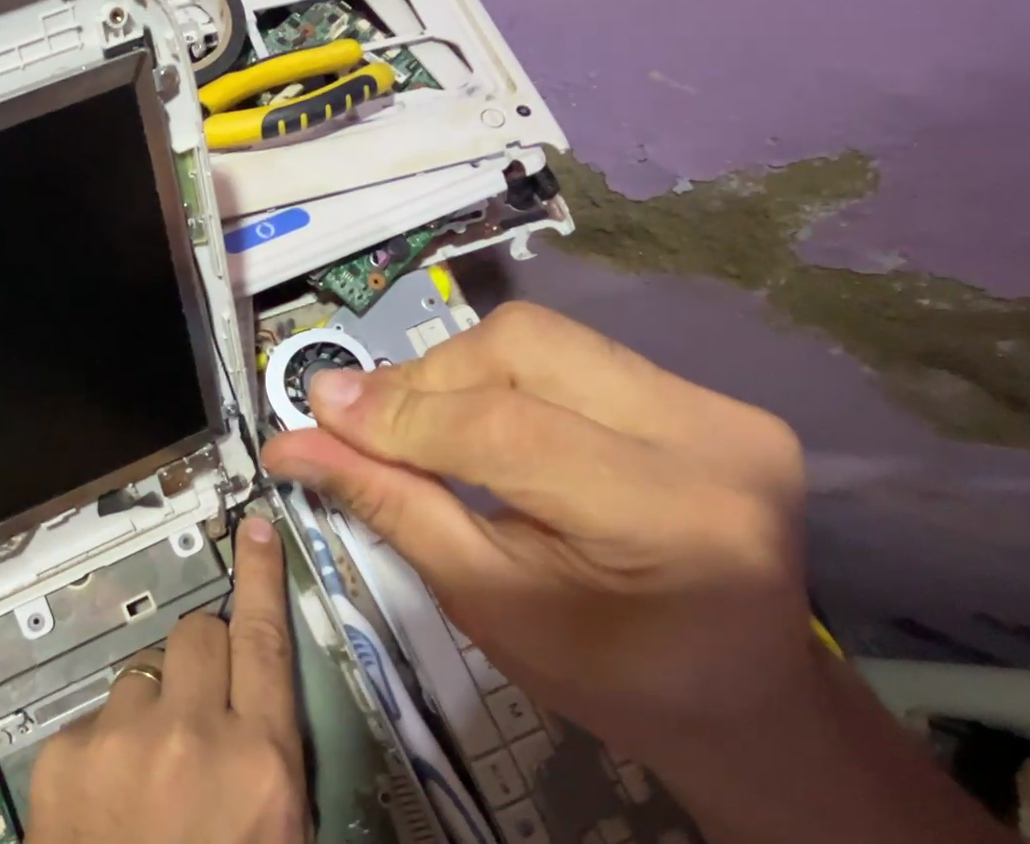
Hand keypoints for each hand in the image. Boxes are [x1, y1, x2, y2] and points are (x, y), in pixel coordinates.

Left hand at [27, 516, 306, 843]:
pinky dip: (107, 744)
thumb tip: (254, 700)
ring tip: (150, 766)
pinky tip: (106, 799)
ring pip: (144, 670)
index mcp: (260, 762)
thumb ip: (270, 759)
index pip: (264, 641)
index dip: (261, 578)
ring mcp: (120, 738)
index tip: (254, 529)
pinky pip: (96, 717)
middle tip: (203, 705)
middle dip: (205, 656)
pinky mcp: (64, 752)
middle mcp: (191, 734)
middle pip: (198, 633)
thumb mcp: (277, 831)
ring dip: (154, 703)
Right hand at [261, 302, 811, 766]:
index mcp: (669, 519)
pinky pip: (568, 351)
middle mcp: (710, 437)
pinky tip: (476, 420)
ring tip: (417, 424)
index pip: (506, 429)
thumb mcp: (483, 601)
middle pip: (524, 348)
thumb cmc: (602, 672)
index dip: (400, 416)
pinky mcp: (705, 394)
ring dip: (454, 370)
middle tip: (366, 424)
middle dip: (425, 379)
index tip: (315, 412)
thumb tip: (292, 444)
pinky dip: (496, 375)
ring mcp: (718, 405)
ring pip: (541, 335)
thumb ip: (390, 507)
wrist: (737, 693)